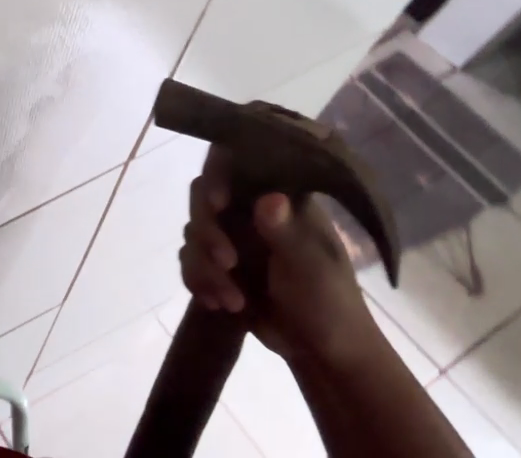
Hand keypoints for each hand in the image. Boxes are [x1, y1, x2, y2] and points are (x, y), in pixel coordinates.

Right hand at [179, 146, 380, 365]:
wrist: (325, 355)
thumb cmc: (330, 305)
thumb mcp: (312, 269)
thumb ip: (286, 234)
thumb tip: (270, 198)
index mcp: (279, 200)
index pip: (239, 165)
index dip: (218, 174)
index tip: (217, 203)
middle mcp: (249, 211)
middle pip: (203, 197)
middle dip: (208, 232)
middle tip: (227, 262)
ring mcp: (232, 237)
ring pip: (193, 232)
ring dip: (205, 266)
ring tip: (232, 301)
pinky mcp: (218, 265)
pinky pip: (190, 260)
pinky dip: (199, 282)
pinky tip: (219, 304)